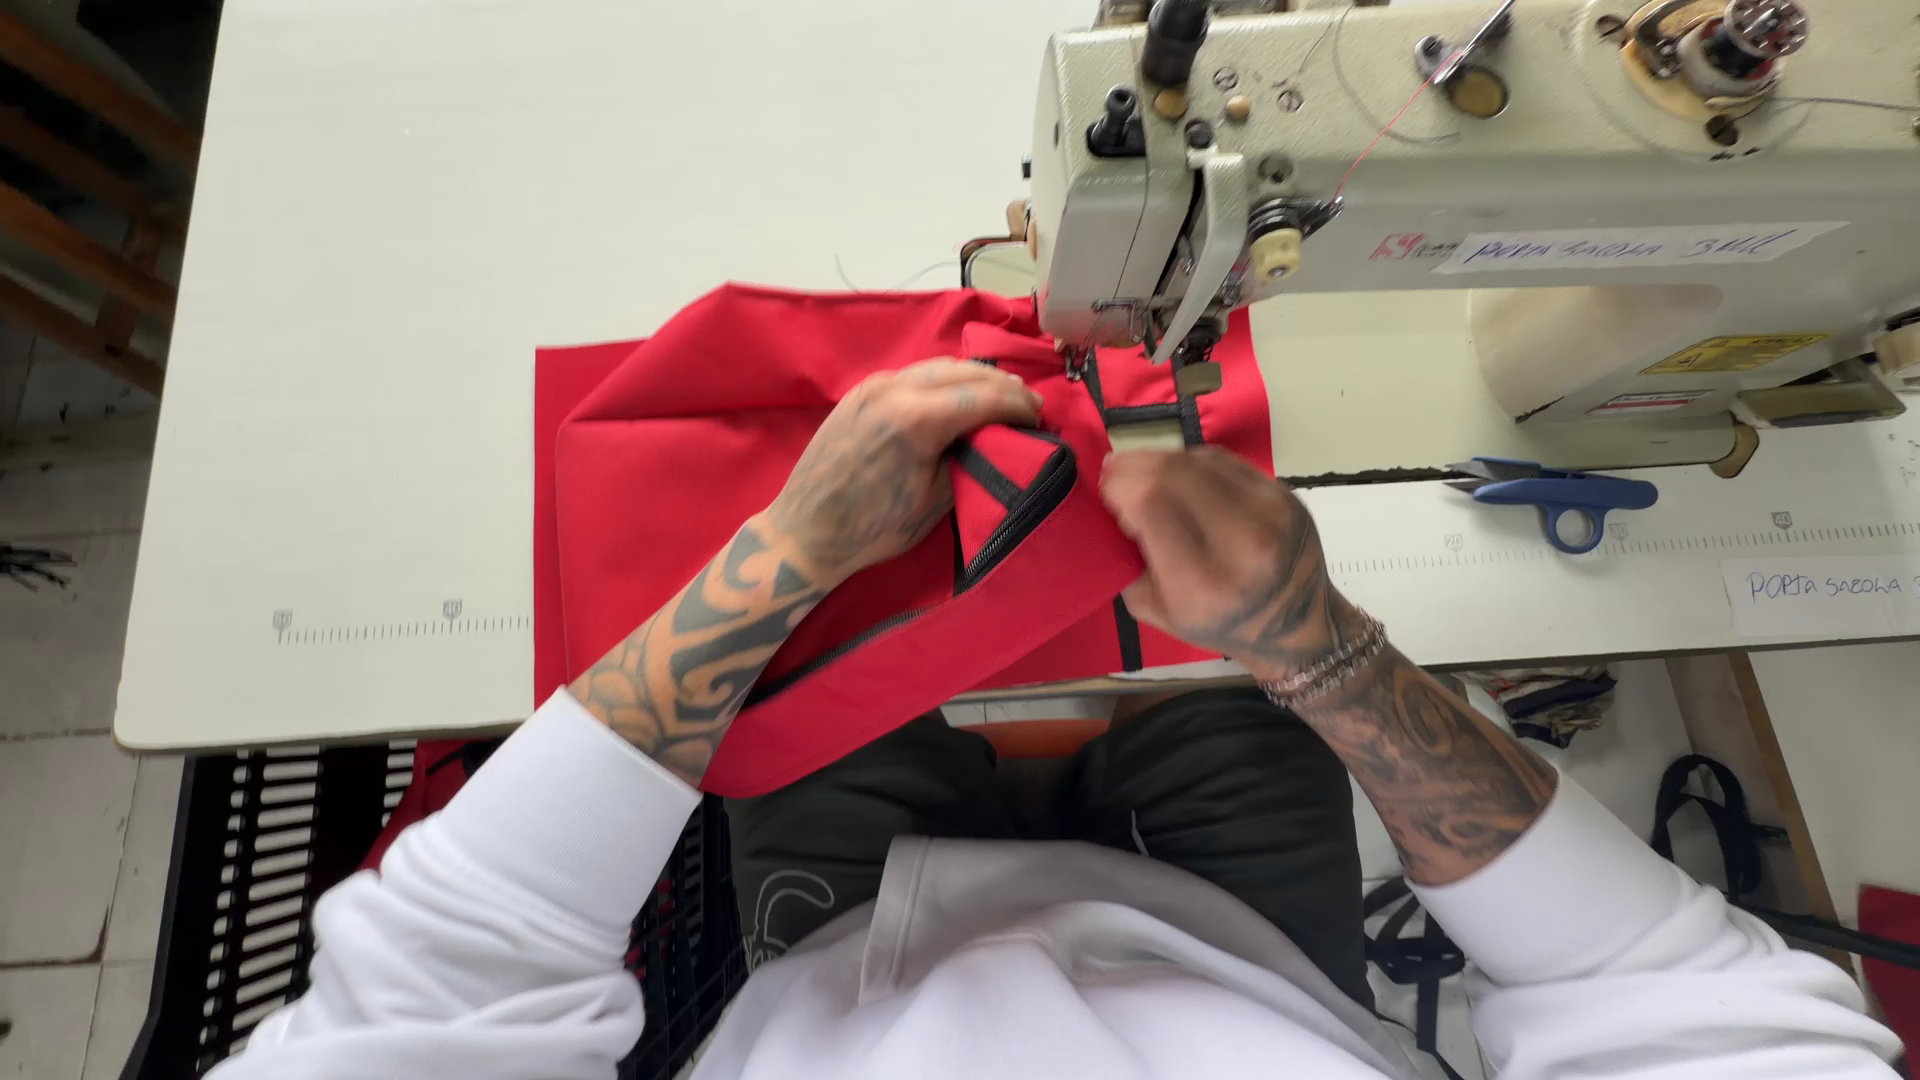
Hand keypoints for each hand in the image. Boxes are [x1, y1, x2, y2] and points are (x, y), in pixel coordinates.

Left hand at [765, 358, 1042, 584]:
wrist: (806, 532)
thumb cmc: (872, 529)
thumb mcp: (935, 503)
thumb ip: (971, 463)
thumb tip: (998, 442)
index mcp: (916, 419)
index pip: (984, 397)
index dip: (1019, 405)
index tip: (1041, 417)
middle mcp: (894, 389)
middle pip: (965, 372)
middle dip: (1003, 386)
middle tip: (1029, 405)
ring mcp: (873, 386)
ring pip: (938, 367)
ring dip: (975, 378)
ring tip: (1002, 395)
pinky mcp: (860, 392)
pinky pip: (914, 374)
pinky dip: (944, 380)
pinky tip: (958, 395)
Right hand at [1099, 448, 1364, 678]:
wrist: (1295, 626)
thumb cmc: (1215, 623)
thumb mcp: (1152, 608)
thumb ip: (1126, 558)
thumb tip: (1108, 506)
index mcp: (1203, 581)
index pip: (1150, 504)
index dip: (1118, 486)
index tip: (1104, 492)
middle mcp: (1243, 541)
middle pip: (1172, 473)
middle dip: (1132, 466)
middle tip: (1113, 473)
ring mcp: (1271, 512)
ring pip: (1197, 460)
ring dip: (1159, 459)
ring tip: (1141, 471)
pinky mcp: (1284, 494)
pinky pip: (1224, 461)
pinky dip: (1191, 462)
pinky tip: (1176, 474)